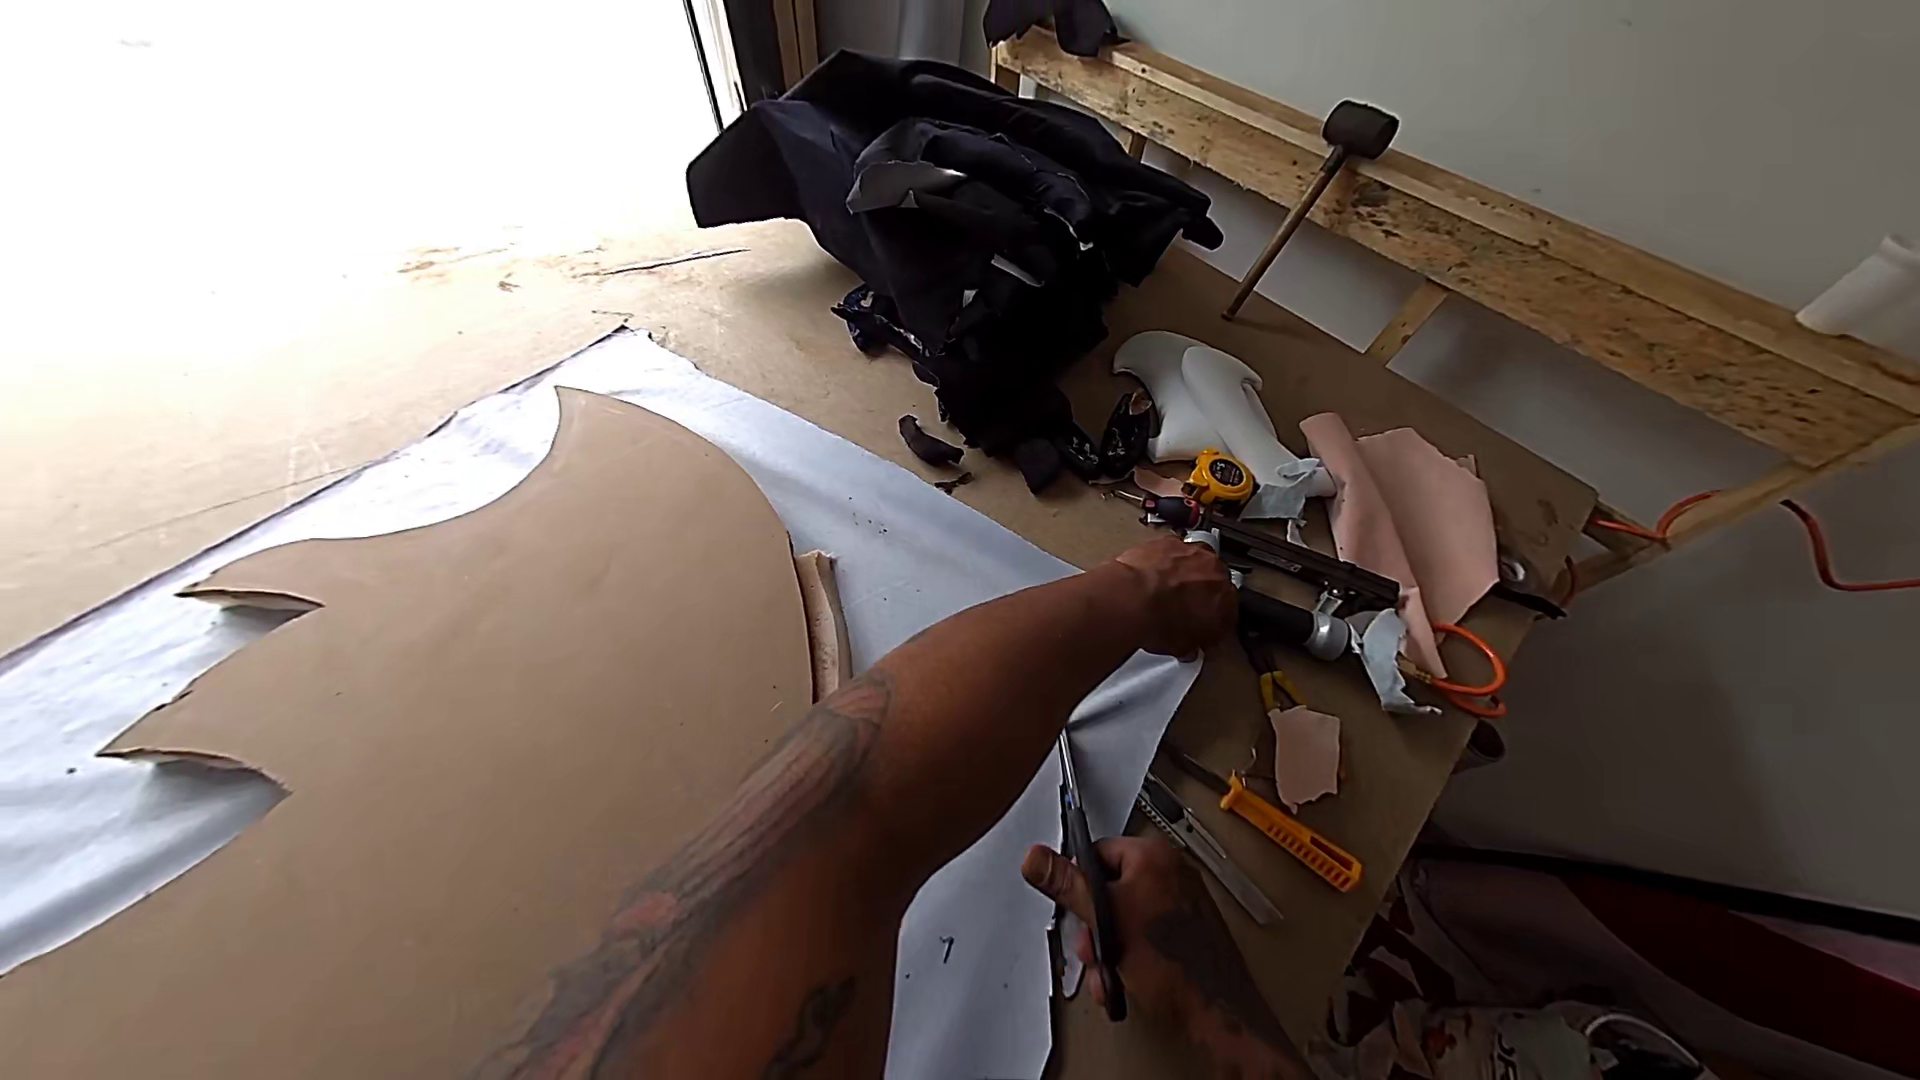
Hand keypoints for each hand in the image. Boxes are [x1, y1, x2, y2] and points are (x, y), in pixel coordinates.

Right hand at [1020, 837, 1307, 1076]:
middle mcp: (1171, 870)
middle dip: (1095, 922)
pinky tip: (1125, 975)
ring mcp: (1183, 900)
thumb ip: (1067, 885)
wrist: (1219, 1017)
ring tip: (1108, 969)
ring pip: (1127, 912)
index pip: (1098, 851)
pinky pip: (1147, 929)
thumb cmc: (1174, 965)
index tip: (1076, 906)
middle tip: (1093, 945)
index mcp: (1153, 854)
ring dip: (1109, 942)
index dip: (1080, 882)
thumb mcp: (1104, 920)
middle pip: (1111, 884)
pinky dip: (1131, 950)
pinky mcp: (1189, 928)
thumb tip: (1036, 858)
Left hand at [1107, 537, 1236, 656]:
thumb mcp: (1183, 646)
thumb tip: (1188, 647)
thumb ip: (1194, 643)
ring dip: (1183, 571)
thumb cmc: (1158, 620)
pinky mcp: (1166, 541)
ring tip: (1165, 586)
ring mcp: (1191, 552)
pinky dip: (1162, 560)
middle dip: (1201, 591)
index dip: (1213, 619)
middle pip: (1213, 579)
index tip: (1202, 624)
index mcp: (1226, 598)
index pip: (1227, 610)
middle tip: (1182, 603)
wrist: (1131, 599)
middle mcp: (1214, 570)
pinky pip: (1170, 550)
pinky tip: (1150, 572)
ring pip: (1193, 561)